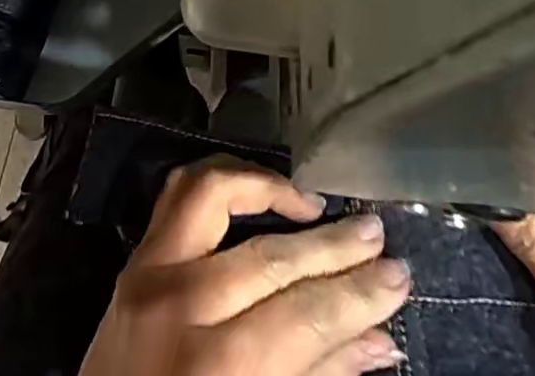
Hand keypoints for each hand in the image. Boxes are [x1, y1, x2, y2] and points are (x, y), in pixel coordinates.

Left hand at [79, 155, 412, 375]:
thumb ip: (318, 374)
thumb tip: (382, 337)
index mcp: (216, 367)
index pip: (305, 316)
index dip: (359, 294)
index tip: (399, 274)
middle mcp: (179, 306)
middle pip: (271, 259)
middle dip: (333, 247)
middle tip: (376, 233)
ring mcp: (149, 272)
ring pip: (217, 197)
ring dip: (273, 190)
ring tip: (315, 203)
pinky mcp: (135, 258)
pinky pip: (179, 192)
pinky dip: (223, 178)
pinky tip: (258, 188)